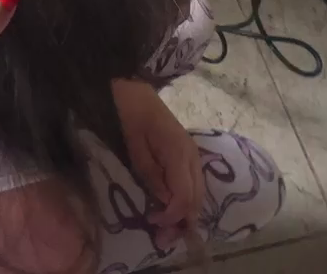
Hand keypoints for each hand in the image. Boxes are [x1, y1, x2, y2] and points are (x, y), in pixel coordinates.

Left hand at [111, 78, 203, 248]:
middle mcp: (192, 155)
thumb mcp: (134, 146)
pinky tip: (172, 211)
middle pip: (195, 199)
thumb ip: (151, 175)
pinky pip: (192, 184)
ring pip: (197, 194)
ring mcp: (192, 154)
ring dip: (185, 215)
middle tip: (162, 239)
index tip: (154, 225)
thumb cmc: (129, 113)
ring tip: (167, 231)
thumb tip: (165, 203)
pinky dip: (184, 201)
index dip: (172, 216)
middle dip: (181, 222)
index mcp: (179, 152)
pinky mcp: (187, 153)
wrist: (133, 86)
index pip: (184, 196)